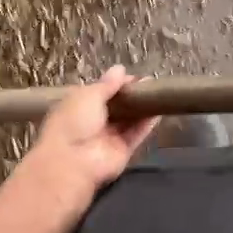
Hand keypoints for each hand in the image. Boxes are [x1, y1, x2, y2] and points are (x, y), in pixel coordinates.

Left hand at [13, 66, 158, 205]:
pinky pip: (136, 134)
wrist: (72, 162)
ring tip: (157, 93)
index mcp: (77, 107)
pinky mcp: (122, 151)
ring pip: (128, 120)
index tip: (131, 77)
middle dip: (130, 96)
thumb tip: (120, 69)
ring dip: (141, 108)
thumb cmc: (73, 122)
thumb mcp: (88, 95)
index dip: (114, 84)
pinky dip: (147, 124)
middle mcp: (92, 122)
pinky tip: (159, 111)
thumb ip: (107, 84)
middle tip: (148, 83)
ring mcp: (108, 138)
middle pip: (115, 107)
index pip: (99, 92)